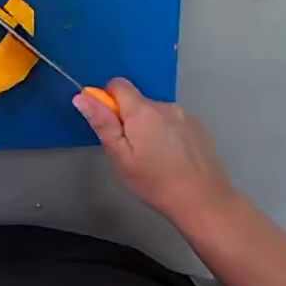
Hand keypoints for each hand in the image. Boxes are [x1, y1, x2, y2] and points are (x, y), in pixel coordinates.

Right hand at [73, 77, 236, 227]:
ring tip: (153, 158)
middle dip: (128, 119)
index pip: (117, 84)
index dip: (108, 100)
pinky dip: (167, 133)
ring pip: (155, 113)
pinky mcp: (199, 127)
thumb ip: (102, 123)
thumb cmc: (155, 182)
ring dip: (148, 127)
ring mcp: (185, 115)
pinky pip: (173, 122)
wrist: (204, 201)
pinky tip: (172, 158)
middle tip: (131, 152)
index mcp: (142, 111)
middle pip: (137, 101)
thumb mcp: (120, 157)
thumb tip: (81, 97)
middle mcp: (165, 106)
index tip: (110, 126)